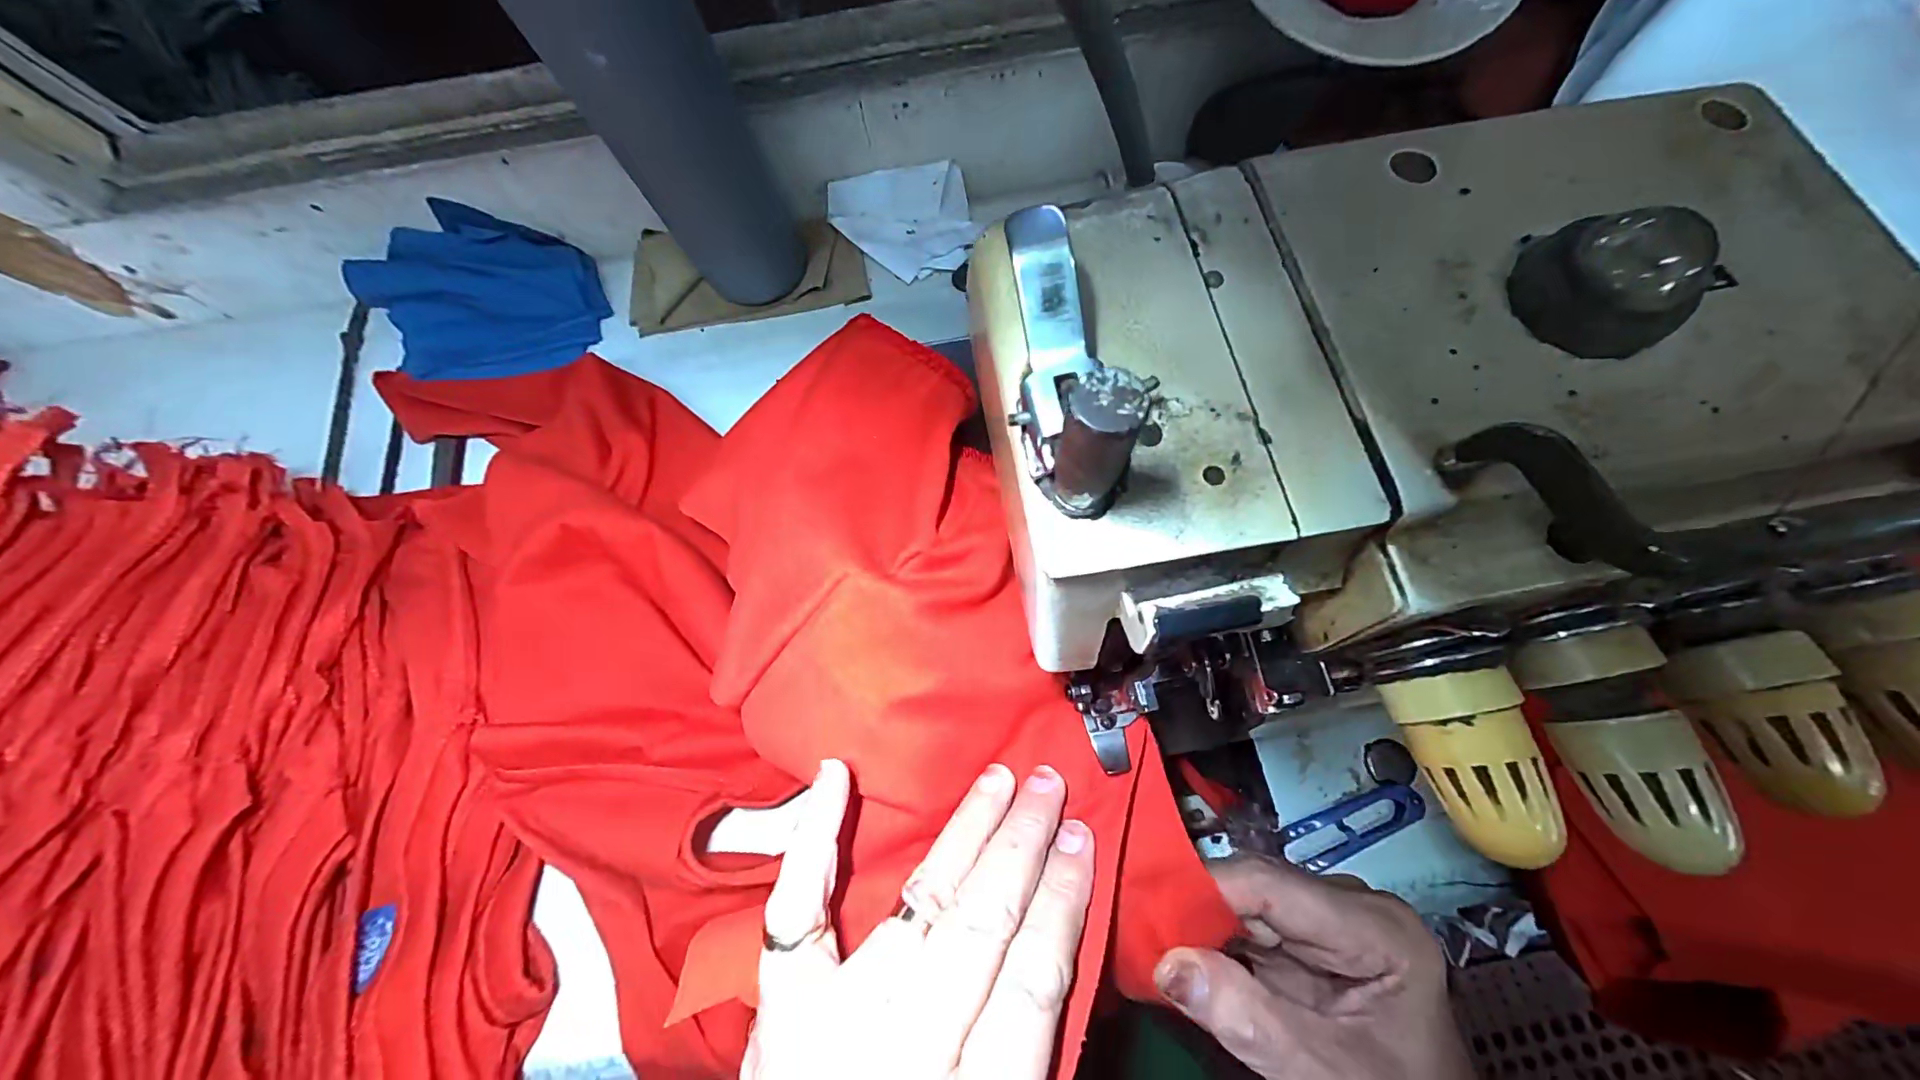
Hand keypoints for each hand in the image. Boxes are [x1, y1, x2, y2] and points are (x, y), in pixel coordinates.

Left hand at [744, 759, 1094, 1079]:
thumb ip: (1023, 1055)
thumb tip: (1052, 957)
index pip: (1032, 981)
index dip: (1061, 900)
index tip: (1080, 840)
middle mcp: (905, 1051)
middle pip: (979, 926)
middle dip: (1021, 846)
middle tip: (1047, 786)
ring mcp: (836, 1021)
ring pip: (918, 903)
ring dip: (964, 833)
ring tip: (998, 781)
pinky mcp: (782, 1006)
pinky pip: (796, 909)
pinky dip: (815, 839)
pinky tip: (836, 778)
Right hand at [1154, 856, 1473, 1079]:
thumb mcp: (1326, 1073)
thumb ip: (1251, 1021)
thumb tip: (1168, 965)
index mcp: (1375, 927)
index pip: (1270, 884)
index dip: (1203, 890)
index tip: (1146, 909)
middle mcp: (1350, 908)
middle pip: (1253, 889)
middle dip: (1195, 910)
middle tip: (1139, 929)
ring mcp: (1327, 924)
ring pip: (1243, 906)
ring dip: (1197, 926)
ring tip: (1149, 939)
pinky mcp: (1306, 944)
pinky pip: (1246, 930)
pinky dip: (1211, 945)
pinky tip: (1179, 954)